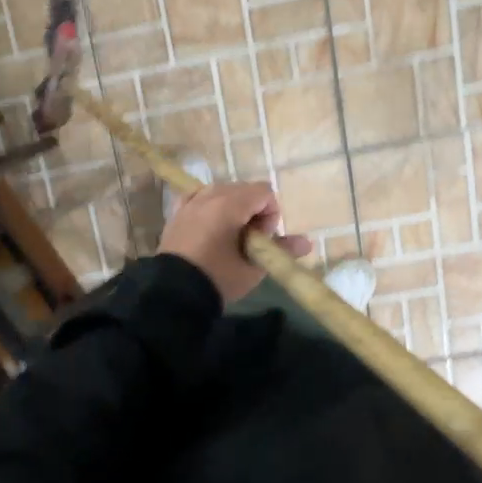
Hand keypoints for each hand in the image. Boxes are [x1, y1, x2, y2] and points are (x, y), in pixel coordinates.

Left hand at [158, 181, 312, 302]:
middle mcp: (209, 196)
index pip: (263, 192)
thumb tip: (307, 242)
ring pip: (221, 192)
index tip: (263, 238)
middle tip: (249, 241)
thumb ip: (281, 250)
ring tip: (230, 237)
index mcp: (229, 205)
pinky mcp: (176, 213)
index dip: (270, 214)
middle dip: (253, 210)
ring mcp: (190, 202)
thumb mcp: (252, 267)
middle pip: (243, 189)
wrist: (173, 293)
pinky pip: (199, 198)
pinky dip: (210, 207)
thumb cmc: (217, 279)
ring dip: (233, 208)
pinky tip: (211, 228)